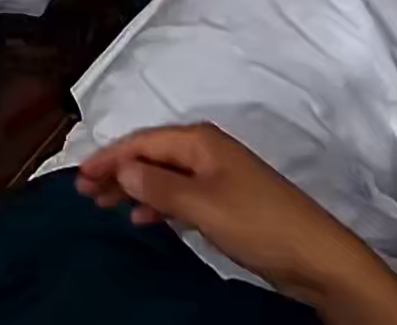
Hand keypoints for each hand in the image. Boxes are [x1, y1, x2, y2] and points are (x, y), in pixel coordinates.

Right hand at [75, 123, 370, 296]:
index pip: (143, 142)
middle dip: (117, 169)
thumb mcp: (203, 204)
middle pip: (150, 154)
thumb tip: (121, 166)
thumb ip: (159, 186)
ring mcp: (215, 173)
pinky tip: (141, 218)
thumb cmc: (256, 221)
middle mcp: (204, 149)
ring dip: (133, 187)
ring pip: (162, 174)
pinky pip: (177, 192)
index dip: (110, 156)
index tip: (80, 174)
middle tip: (84, 190)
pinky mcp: (223, 198)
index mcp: (199, 140)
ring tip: (103, 203)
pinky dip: (156, 203)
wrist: (317, 256)